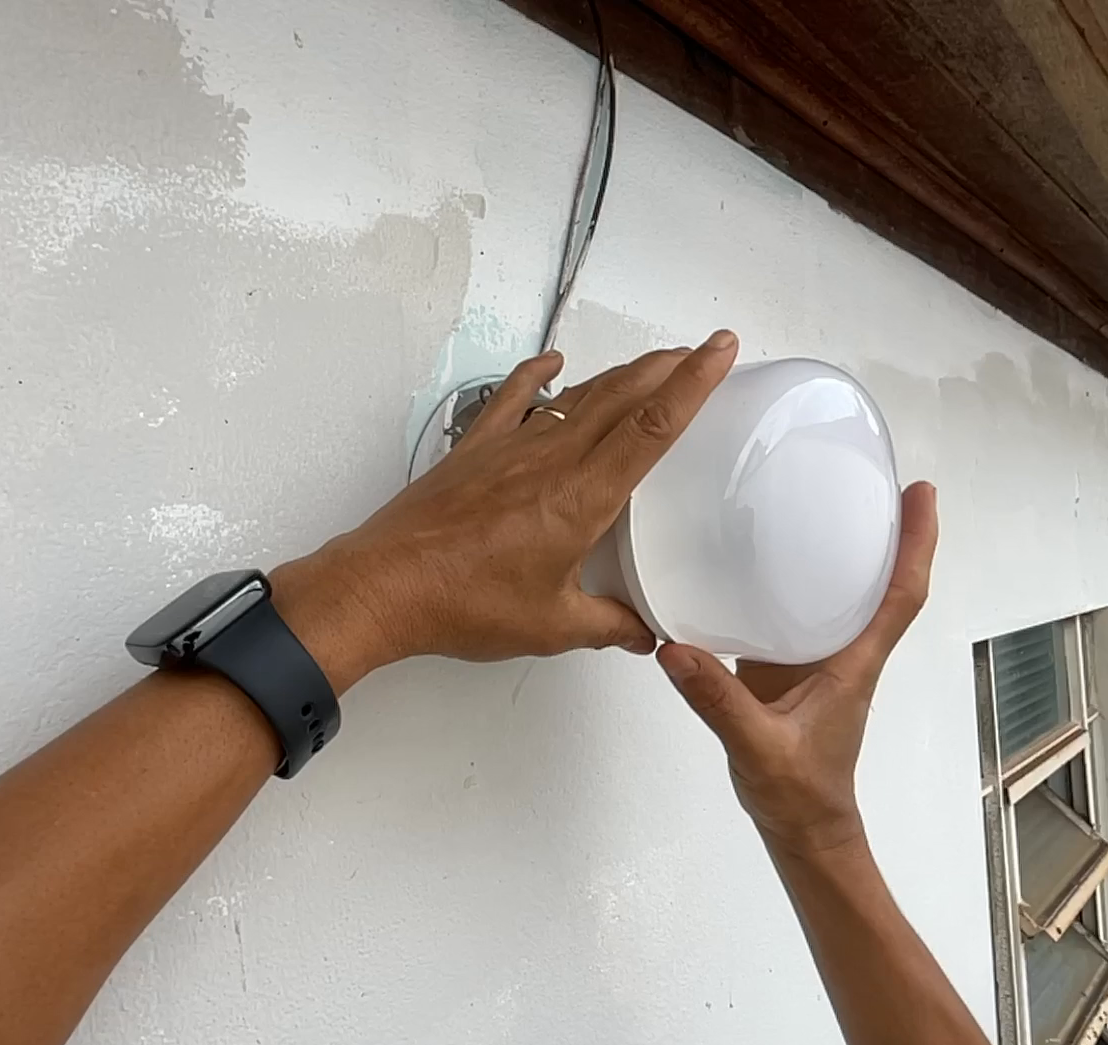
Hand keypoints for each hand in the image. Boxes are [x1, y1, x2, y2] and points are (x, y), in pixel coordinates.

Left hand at [273, 331, 742, 689]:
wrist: (387, 585)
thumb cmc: (468, 605)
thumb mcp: (550, 626)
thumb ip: (608, 625)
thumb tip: (647, 633)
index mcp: (581, 497)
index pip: (651, 427)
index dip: (693, 383)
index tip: (721, 348)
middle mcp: (550, 458)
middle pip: (619, 396)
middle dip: (663, 368)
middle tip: (695, 354)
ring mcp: (508, 446)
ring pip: (575, 396)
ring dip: (615, 376)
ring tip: (645, 366)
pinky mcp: (473, 448)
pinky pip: (511, 398)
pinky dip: (536, 377)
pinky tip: (552, 363)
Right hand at [656, 483, 938, 854]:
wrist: (801, 827)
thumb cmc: (799, 794)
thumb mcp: (758, 747)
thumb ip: (718, 701)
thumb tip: (673, 648)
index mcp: (851, 663)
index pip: (899, 596)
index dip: (916, 544)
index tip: (921, 494)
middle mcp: (838, 651)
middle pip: (872, 582)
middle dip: (877, 529)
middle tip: (855, 478)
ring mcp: (809, 659)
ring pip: (829, 594)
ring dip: (828, 551)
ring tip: (799, 504)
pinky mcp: (779, 667)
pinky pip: (786, 613)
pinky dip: (777, 583)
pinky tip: (743, 566)